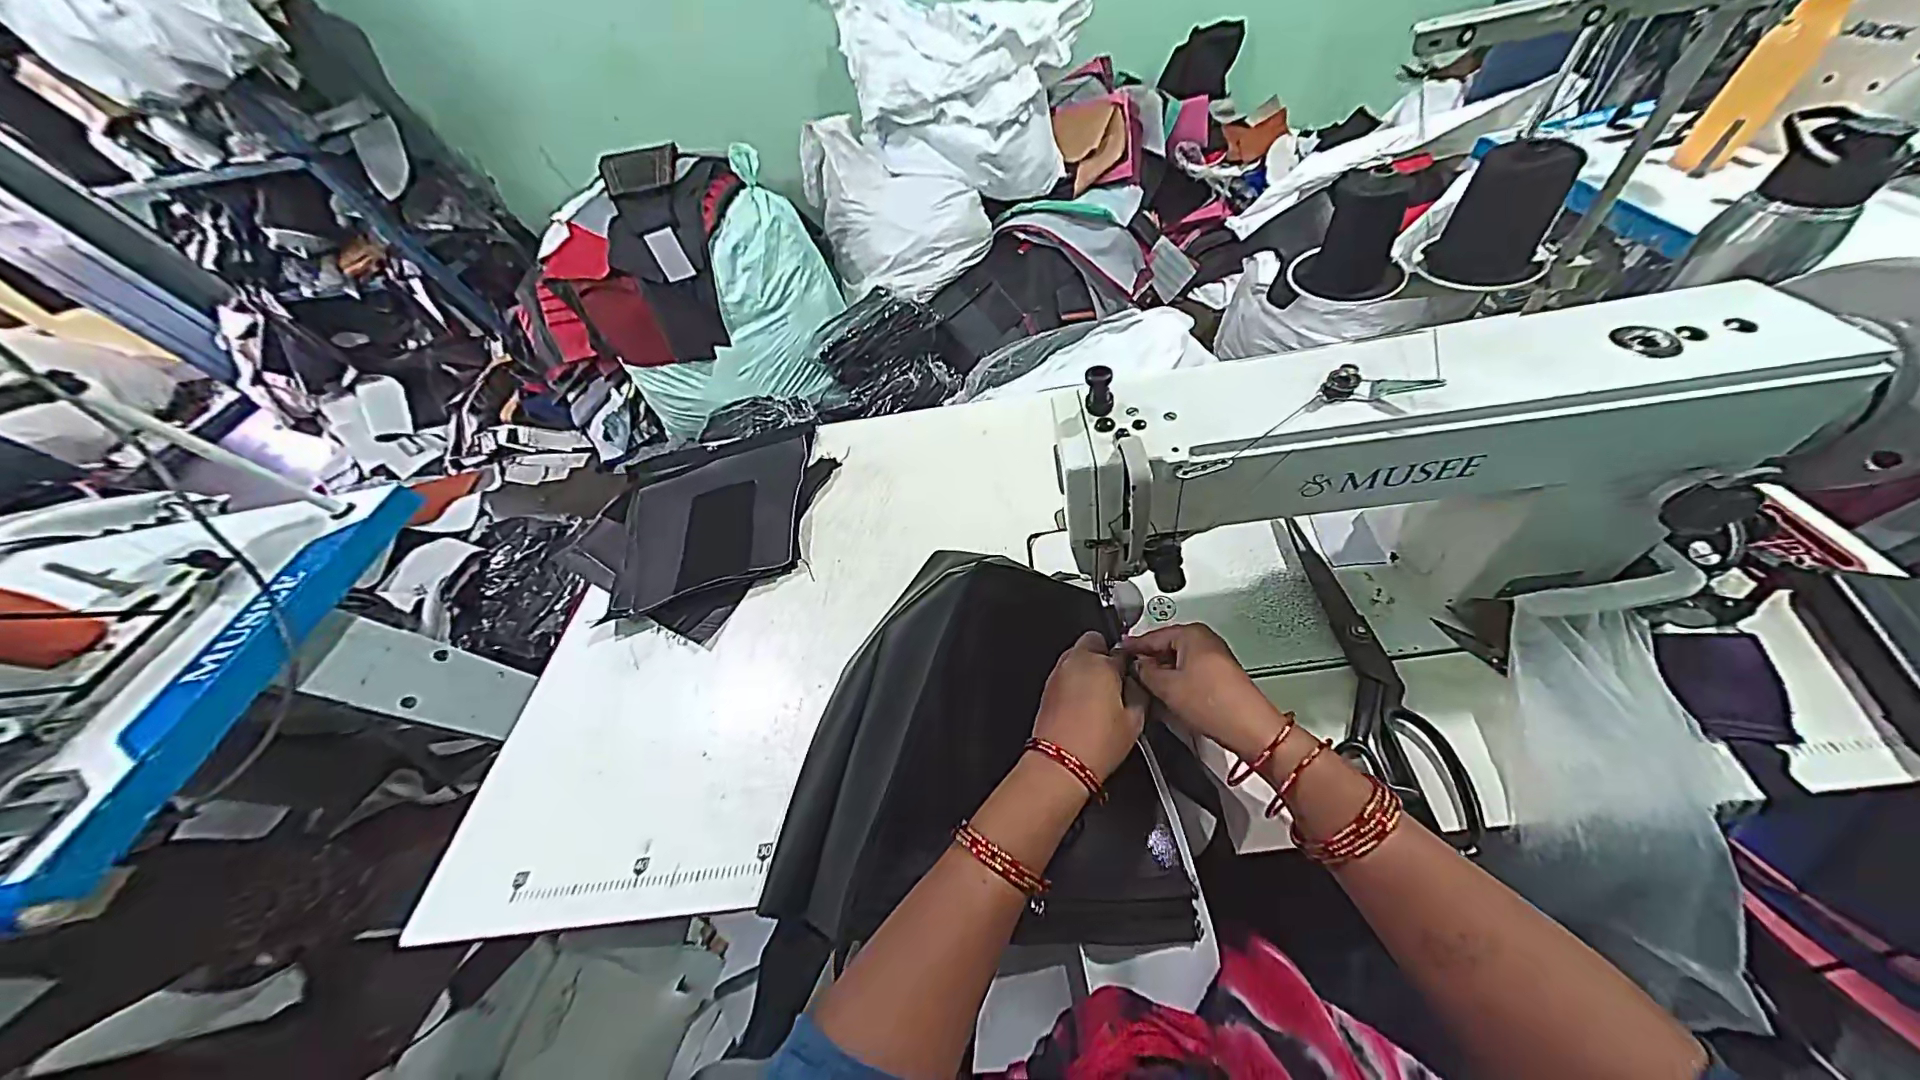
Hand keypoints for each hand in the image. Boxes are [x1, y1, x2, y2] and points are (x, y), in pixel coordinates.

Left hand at [1031, 632, 1146, 782]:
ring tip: (1099, 695)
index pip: (1123, 652)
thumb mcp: (1134, 721)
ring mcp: (1059, 672)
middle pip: (1094, 641)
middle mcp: (1077, 661)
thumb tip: (1137, 686)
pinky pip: (1066, 673)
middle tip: (1115, 679)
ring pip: (1077, 655)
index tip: (1133, 677)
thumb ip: (1139, 694)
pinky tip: (1084, 703)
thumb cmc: (1094, 744)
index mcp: (1102, 664)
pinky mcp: (1048, 686)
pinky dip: (1075, 680)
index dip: (1130, 664)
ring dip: (1088, 666)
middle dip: (1105, 654)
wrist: (1060, 763)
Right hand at [1122, 623, 1287, 758]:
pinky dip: (1177, 680)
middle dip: (1149, 661)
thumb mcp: (1166, 687)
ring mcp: (1214, 656)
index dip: (1133, 647)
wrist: (1250, 729)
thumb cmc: (1218, 705)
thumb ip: (1144, 672)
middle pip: (1165, 646)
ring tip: (1152, 688)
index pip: (1151, 635)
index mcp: (1192, 633)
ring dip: (1163, 673)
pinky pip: (1189, 671)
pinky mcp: (1219, 674)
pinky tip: (1171, 696)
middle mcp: (1205, 640)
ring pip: (1177, 660)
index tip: (1120, 652)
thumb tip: (1137, 666)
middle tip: (1132, 673)